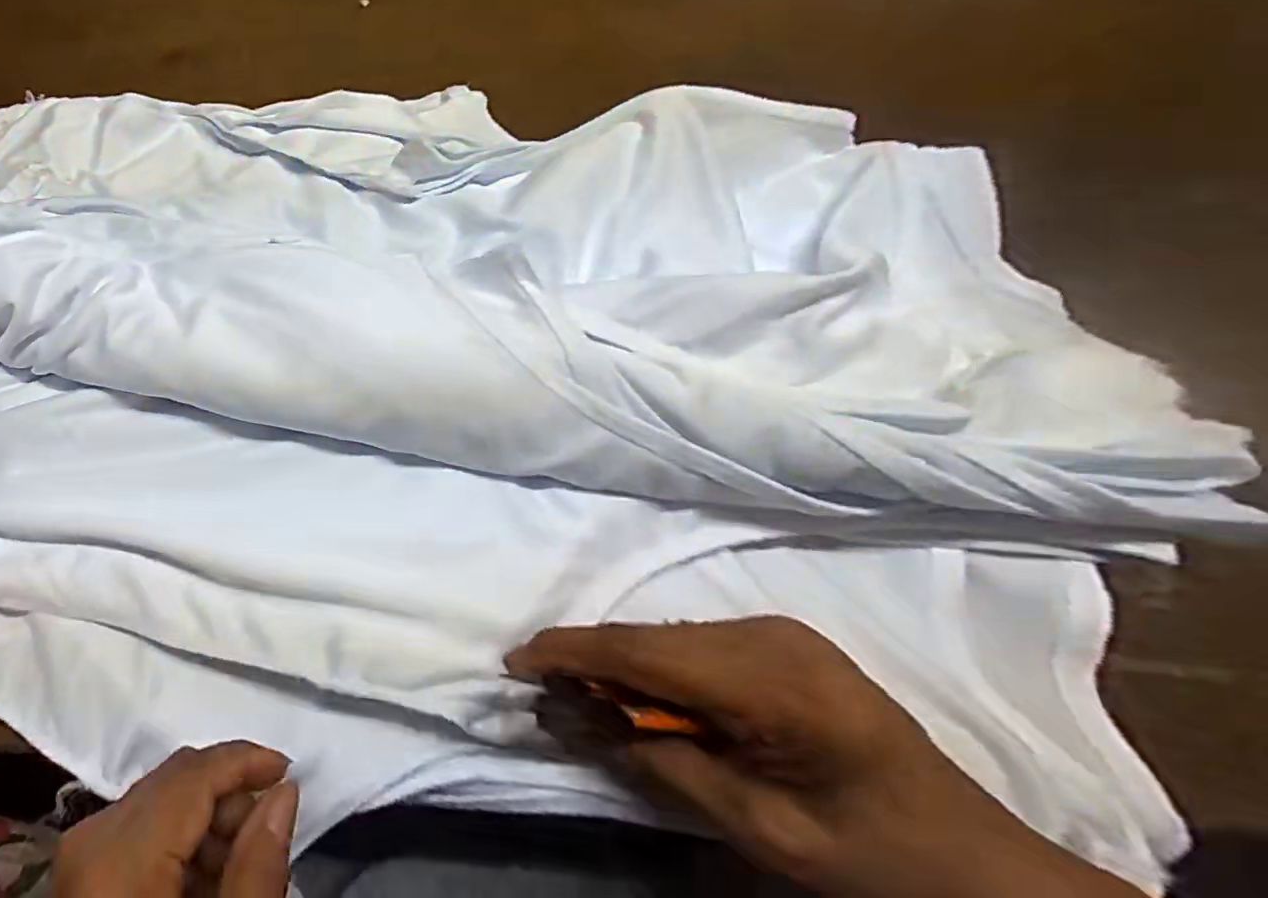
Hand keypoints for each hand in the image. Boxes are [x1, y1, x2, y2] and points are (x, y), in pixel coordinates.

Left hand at [53, 741, 298, 897]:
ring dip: (210, 822)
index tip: (290, 771)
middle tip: (269, 834)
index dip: (245, 761)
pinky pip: (142, 829)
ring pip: (162, 801)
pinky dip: (183, 843)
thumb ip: (258, 864)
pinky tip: (205, 885)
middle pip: (177, 781)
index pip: (193, 775)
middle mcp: (92, 840)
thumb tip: (283, 792)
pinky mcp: (81, 873)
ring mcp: (81, 856)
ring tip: (239, 872)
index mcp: (120, 856)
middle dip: (231, 797)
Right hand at [506, 616, 1143, 897]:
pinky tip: (644, 697)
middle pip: (649, 637)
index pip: (644, 651)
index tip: (514, 662)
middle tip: (543, 694)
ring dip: (620, 664)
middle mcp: (769, 635)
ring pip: (665, 636)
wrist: (981, 864)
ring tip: (586, 699)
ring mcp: (778, 631)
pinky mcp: (779, 640)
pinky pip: (692, 644)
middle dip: (588, 661)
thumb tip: (581, 720)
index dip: (571, 651)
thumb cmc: (876, 861)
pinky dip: (655, 666)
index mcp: (774, 683)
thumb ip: (666, 766)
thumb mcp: (764, 831)